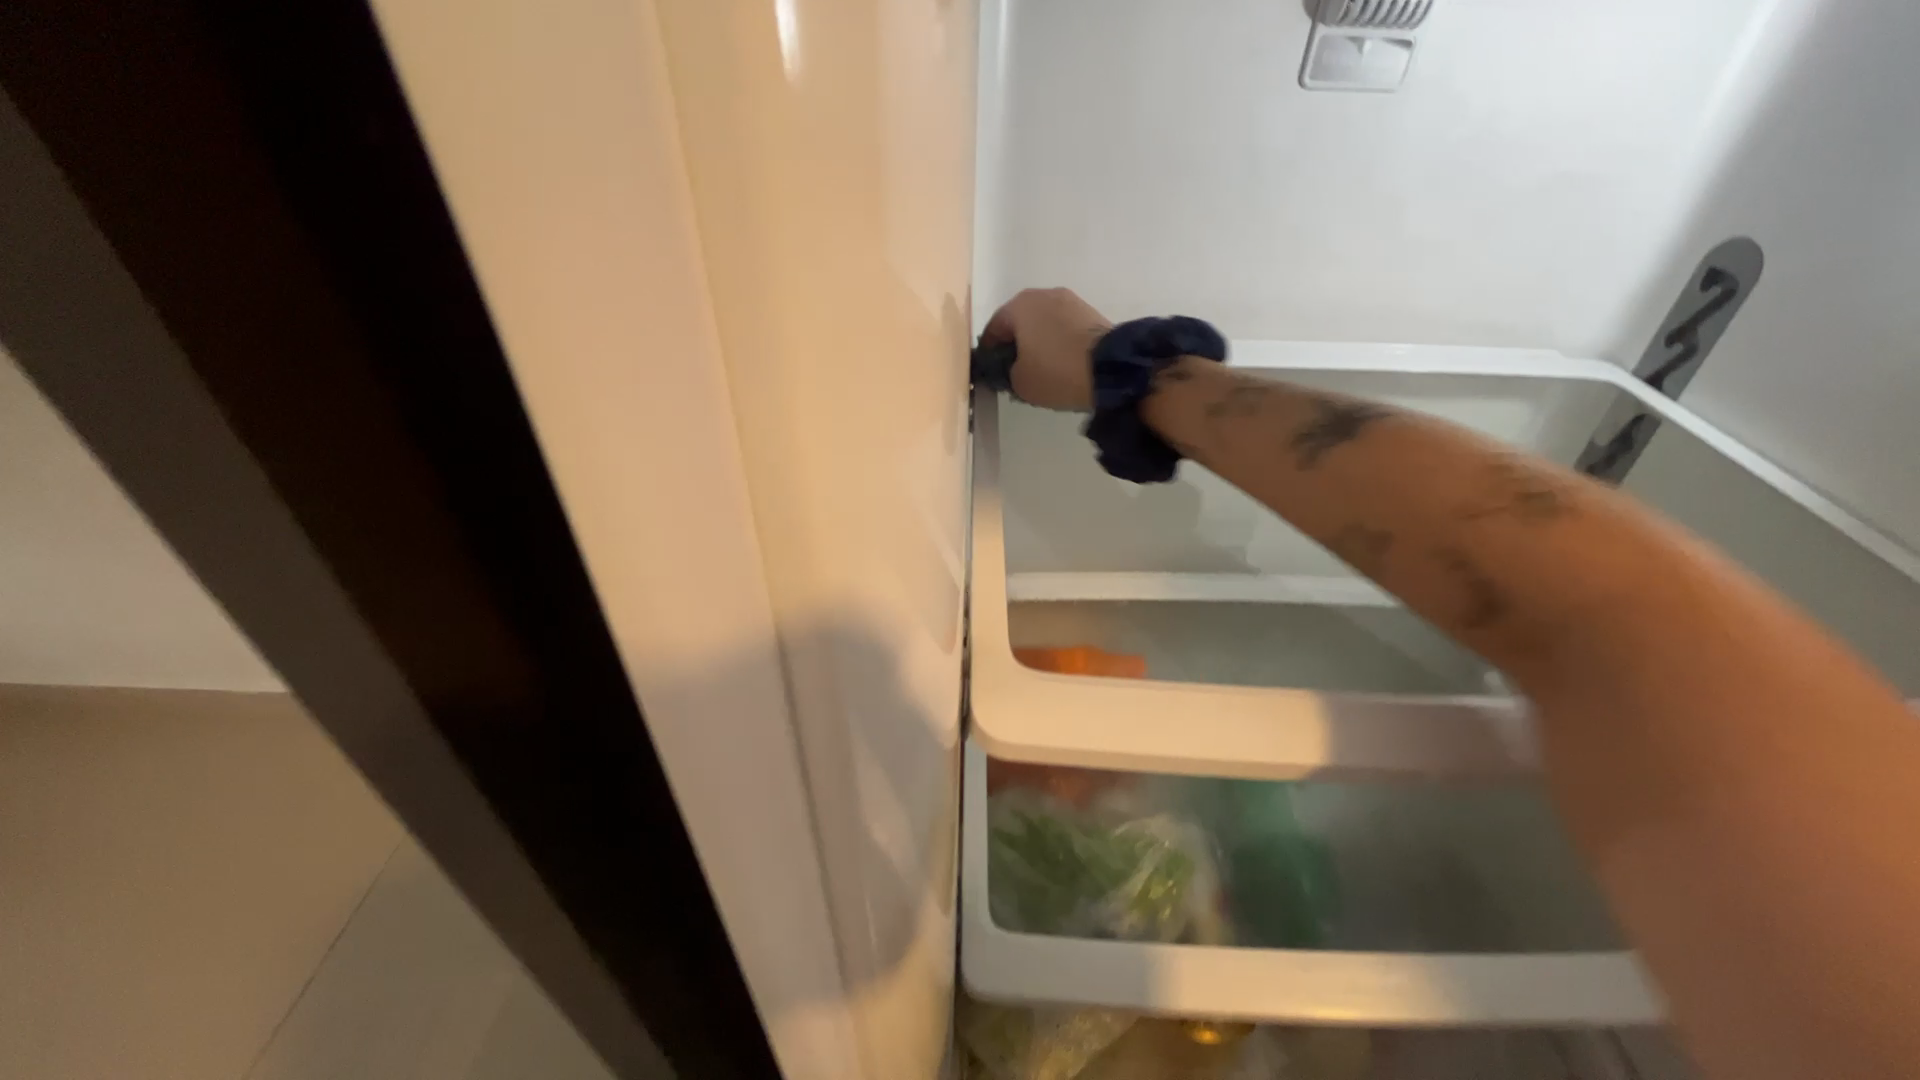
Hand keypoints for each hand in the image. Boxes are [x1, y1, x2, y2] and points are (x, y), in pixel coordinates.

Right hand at [980, 288, 1111, 410]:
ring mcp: (1069, 300)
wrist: (1111, 368)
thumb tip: (1012, 367)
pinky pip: (1063, 327)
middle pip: (1019, 322)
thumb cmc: (1056, 371)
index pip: (993, 328)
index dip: (989, 352)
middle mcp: (1042, 294)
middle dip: (1015, 345)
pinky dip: (1057, 341)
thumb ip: (1006, 372)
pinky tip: (1061, 361)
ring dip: (1037, 342)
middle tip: (1016, 371)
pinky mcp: (1089, 311)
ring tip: (1041, 368)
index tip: (993, 372)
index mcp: (1018, 305)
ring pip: (1042, 323)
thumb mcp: (1019, 382)